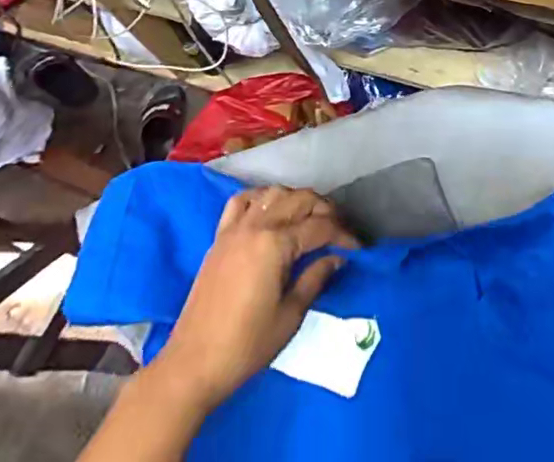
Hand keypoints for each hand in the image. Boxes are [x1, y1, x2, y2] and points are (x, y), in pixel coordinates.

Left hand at [153, 186, 358, 410]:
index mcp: (275, 244)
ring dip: (296, 199)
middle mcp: (256, 226)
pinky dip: (261, 198)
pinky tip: (271, 211)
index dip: (343, 235)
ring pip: (272, 193)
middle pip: (298, 200)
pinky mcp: (220, 236)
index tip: (358, 248)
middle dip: (324, 210)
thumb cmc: (247, 344)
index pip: (319, 227)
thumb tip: (337, 258)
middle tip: (339, 231)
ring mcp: (234, 228)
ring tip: (311, 218)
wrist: (195, 361)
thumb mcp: (290, 315)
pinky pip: (242, 201)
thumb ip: (315, 279)